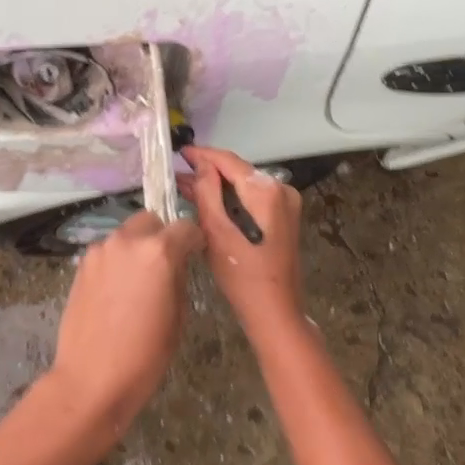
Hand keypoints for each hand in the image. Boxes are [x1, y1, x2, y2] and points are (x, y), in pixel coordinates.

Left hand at [47, 211, 202, 429]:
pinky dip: (117, 261)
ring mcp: (100, 250)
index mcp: (159, 252)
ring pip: (126, 235)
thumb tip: (177, 263)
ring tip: (137, 283)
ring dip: (136, 248)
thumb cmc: (144, 356)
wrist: (90, 380)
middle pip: (151, 221)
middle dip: (161, 236)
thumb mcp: (178, 318)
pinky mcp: (81, 265)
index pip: (185, 226)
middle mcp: (127, 241)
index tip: (194, 254)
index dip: (193, 240)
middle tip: (164, 266)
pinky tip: (116, 292)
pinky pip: (107, 252)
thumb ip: (179, 278)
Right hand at [177, 146, 305, 337]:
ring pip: (245, 185)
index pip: (229, 161)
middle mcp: (281, 189)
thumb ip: (207, 192)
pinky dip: (232, 199)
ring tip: (188, 188)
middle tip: (178, 175)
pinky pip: (253, 198)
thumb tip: (201, 165)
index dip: (202, 155)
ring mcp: (286, 203)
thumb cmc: (241, 275)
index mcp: (265, 190)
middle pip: (238, 171)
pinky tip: (210, 204)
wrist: (275, 311)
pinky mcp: (284, 217)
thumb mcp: (216, 231)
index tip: (179, 153)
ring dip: (219, 187)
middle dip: (208, 172)